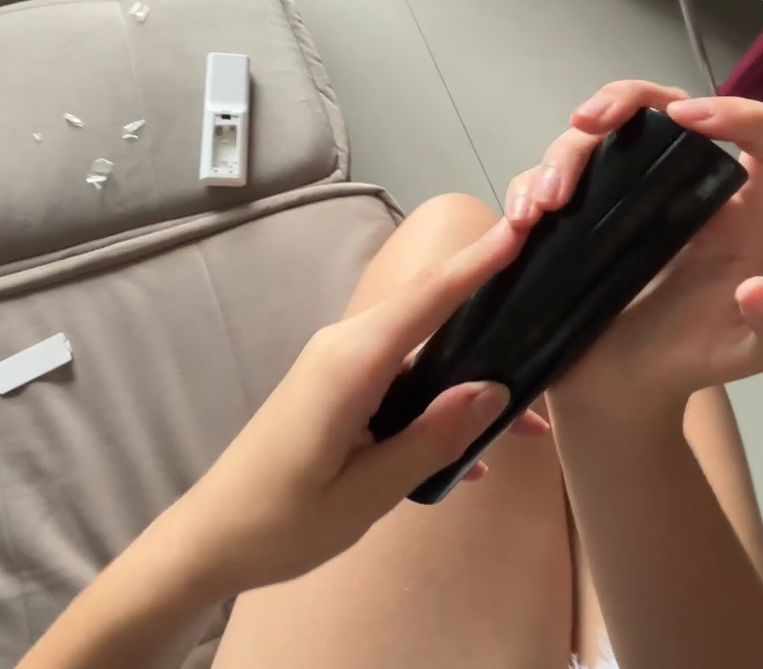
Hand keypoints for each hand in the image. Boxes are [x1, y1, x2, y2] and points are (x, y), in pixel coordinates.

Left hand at [157, 219, 549, 598]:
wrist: (213, 534)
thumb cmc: (282, 521)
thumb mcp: (367, 493)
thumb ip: (432, 437)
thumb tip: (494, 389)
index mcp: (350, 362)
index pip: (427, 297)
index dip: (476, 261)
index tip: (519, 229)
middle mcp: (345, 347)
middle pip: (429, 314)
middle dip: (489, 311)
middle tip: (549, 326)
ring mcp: (339, 363)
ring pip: (420, 353)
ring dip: (468, 377)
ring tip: (528, 426)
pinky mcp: (338, 385)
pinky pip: (399, 378)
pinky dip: (436, 402)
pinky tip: (471, 454)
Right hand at [503, 81, 762, 410]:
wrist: (613, 387)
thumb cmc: (682, 362)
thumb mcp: (741, 355)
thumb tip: (761, 288)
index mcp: (739, 212)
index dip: (747, 114)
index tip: (690, 123)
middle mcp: (682, 189)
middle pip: (664, 105)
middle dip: (624, 99)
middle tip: (588, 120)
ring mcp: (622, 194)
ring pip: (594, 135)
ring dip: (563, 156)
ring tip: (545, 207)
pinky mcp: (575, 209)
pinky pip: (548, 174)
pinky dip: (530, 186)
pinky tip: (525, 220)